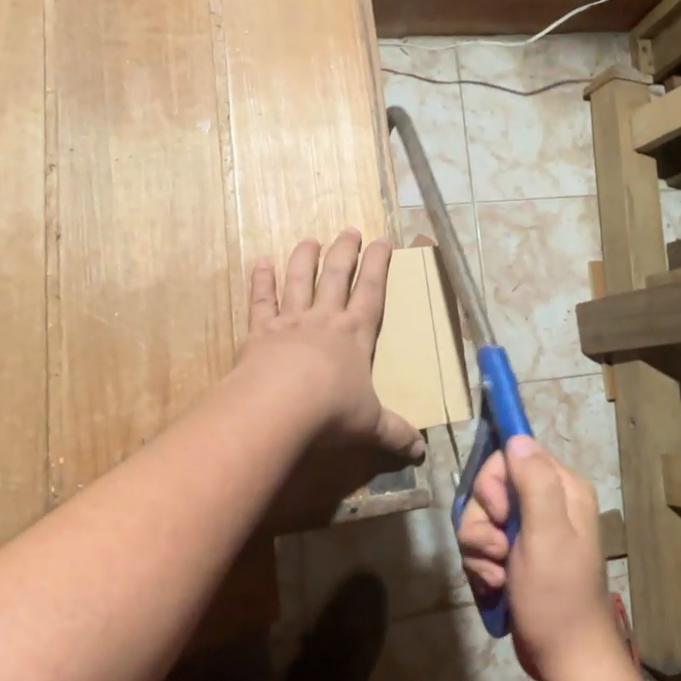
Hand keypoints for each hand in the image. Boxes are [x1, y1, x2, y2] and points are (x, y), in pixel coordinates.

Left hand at [240, 230, 423, 461]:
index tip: (382, 240)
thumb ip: (394, 433)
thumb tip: (421, 451)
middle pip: (336, 276)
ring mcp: (290, 323)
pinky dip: (260, 281)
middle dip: (345, 252)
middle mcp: (325, 320)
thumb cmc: (332, 412)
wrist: (279, 407)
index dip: (378, 264)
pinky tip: (259, 261)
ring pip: (298, 281)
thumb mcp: (371, 424)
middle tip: (349, 230)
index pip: (371, 291)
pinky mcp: (259, 333)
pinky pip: (260, 302)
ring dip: (304, 258)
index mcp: (356, 334)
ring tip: (309, 239)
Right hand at [456, 437, 616, 680]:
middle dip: (483, 522)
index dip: (495, 483)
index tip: (499, 514)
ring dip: (480, 550)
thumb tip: (517, 436)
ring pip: (481, 519)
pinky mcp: (515, 556)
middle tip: (498, 550)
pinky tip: (496, 587)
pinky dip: (482, 567)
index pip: (513, 456)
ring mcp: (530, 530)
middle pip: (491, 488)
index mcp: (563, 488)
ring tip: (498, 576)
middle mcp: (548, 502)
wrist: (564, 657)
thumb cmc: (557, 595)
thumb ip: (534, 482)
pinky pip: (482, 546)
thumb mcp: (547, 535)